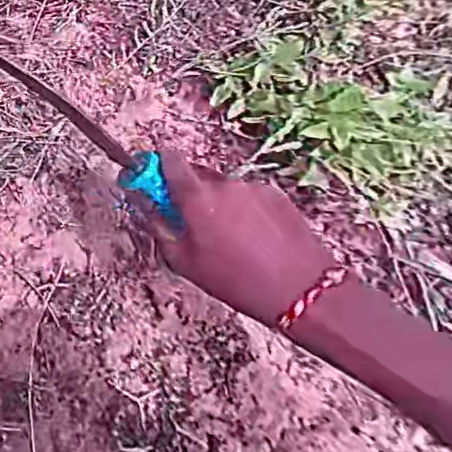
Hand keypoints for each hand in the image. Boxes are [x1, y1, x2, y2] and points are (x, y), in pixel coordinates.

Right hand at [134, 150, 340, 325]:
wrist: (304, 290)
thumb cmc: (236, 280)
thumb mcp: (182, 260)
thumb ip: (160, 225)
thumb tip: (147, 205)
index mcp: (196, 197)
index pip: (169, 160)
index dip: (154, 166)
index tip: (149, 178)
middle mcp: (224, 184)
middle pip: (195, 175)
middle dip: (186, 191)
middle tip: (187, 219)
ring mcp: (254, 188)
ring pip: (222, 187)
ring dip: (215, 202)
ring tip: (225, 236)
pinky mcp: (278, 196)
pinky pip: (247, 196)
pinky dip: (241, 209)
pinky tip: (249, 237)